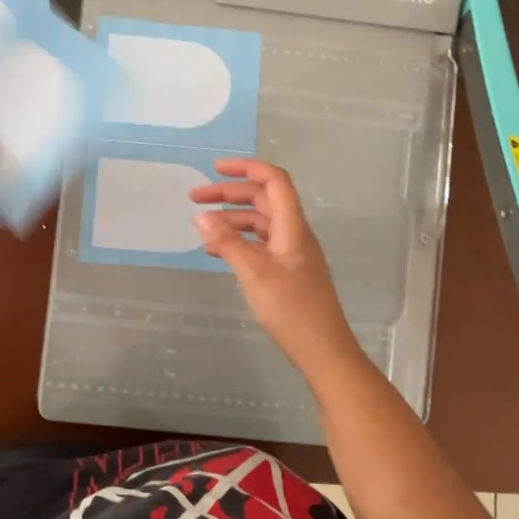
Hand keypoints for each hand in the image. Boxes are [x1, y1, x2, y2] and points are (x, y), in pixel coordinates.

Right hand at [192, 160, 356, 363]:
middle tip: (196, 197)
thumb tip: (201, 216)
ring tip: (201, 227)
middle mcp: (294, 233)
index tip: (215, 168)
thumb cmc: (291, 309)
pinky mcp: (287, 271)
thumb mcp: (254, 273)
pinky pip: (260, 244)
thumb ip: (228, 242)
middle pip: (263, 199)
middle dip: (229, 193)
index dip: (247, 168)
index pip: (274, 181)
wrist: (322, 349)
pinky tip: (217, 252)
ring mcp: (292, 253)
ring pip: (260, 222)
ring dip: (231, 218)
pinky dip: (238, 241)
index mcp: (292, 226)